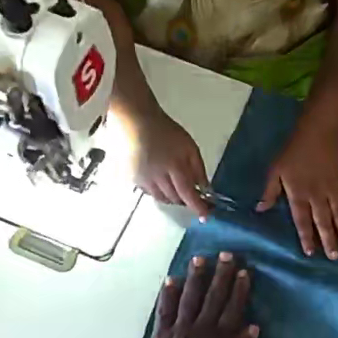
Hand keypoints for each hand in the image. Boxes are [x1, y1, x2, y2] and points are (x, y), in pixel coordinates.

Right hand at [122, 97, 211, 218]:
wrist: (135, 121)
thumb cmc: (166, 131)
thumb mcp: (189, 146)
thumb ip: (198, 168)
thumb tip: (205, 189)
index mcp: (174, 167)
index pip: (188, 194)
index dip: (197, 207)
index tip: (205, 216)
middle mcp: (157, 177)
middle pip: (175, 199)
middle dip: (186, 200)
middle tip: (192, 197)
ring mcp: (143, 179)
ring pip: (161, 199)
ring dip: (172, 198)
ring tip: (176, 188)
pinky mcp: (132, 179)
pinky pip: (149, 193)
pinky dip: (158, 192)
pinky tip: (161, 182)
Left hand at [136, 253, 258, 337]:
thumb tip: (253, 327)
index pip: (233, 308)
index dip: (239, 289)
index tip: (244, 271)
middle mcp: (201, 329)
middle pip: (213, 297)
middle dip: (221, 275)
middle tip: (227, 254)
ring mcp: (178, 331)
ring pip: (190, 298)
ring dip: (196, 277)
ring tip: (200, 259)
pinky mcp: (159, 337)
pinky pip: (164, 310)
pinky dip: (168, 294)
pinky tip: (171, 280)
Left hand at [257, 120, 337, 258]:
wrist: (318, 132)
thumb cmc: (293, 151)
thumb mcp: (275, 170)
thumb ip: (270, 191)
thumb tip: (260, 209)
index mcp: (299, 195)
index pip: (302, 221)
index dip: (306, 237)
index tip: (310, 252)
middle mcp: (317, 196)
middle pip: (323, 222)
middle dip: (328, 241)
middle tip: (334, 258)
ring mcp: (333, 190)